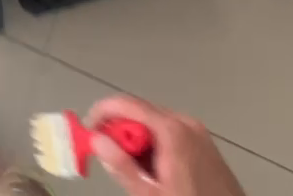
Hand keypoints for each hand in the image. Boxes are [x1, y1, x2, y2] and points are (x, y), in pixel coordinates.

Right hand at [85, 95, 245, 195]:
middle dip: (121, 132)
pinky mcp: (204, 142)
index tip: (87, 131)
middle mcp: (185, 122)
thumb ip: (121, 166)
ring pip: (154, 123)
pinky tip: (156, 172)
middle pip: (140, 113)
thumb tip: (96, 140)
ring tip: (138, 174)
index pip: (127, 105)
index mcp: (171, 130)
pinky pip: (170, 132)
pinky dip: (155, 145)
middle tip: (110, 160)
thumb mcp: (150, 195)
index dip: (102, 113)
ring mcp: (197, 131)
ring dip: (138, 141)